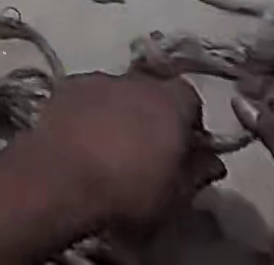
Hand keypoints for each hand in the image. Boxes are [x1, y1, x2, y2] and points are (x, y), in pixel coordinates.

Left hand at [19, 72, 221, 229]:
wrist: (62, 175)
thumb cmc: (129, 189)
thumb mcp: (177, 195)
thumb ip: (198, 171)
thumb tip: (210, 158)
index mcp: (166, 102)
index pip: (189, 95)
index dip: (190, 119)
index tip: (187, 144)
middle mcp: (131, 80)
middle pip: (151, 89)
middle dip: (154, 112)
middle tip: (150, 145)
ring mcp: (95, 78)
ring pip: (118, 90)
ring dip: (121, 109)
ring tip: (113, 141)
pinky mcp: (66, 85)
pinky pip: (89, 94)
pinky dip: (92, 109)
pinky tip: (85, 134)